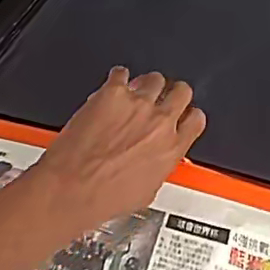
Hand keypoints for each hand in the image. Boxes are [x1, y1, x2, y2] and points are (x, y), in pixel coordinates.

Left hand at [18, 68, 205, 237]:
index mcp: (171, 148)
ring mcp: (136, 104)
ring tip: (136, 90)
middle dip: (173, 92)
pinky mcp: (112, 92)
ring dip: (146, 84)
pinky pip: (121, 73)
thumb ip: (160, 165)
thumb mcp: (147, 191)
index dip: (189, 114)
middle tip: (162, 96)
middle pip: (181, 91)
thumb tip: (156, 159)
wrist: (73, 186)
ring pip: (154, 78)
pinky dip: (118, 77)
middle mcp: (158, 122)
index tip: (183, 113)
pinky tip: (113, 85)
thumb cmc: (104, 195)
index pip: (195, 119)